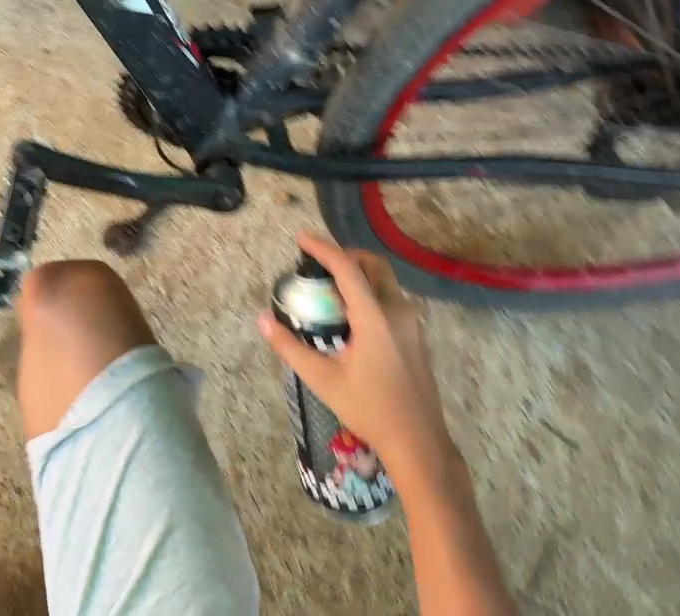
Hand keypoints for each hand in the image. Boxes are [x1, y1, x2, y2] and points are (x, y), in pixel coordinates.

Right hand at [258, 232, 456, 484]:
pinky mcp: (417, 335)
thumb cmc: (369, 409)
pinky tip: (352, 317)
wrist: (418, 441)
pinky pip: (392, 298)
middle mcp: (397, 311)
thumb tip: (262, 319)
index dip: (323, 249)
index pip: (347, 269)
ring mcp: (412, 322)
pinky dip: (371, 291)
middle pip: (373, 265)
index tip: (301, 238)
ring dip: (360, 274)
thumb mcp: (322, 380)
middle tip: (319, 264)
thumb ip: (289, 347)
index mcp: (375, 317)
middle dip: (346, 255)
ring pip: (385, 280)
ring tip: (331, 290)